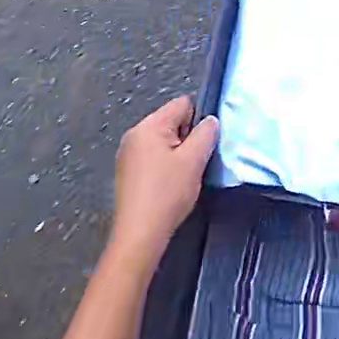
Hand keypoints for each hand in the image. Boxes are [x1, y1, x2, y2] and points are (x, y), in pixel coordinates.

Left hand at [108, 96, 217, 260]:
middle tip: (195, 161)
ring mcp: (128, 154)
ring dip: (178, 152)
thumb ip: (206, 134)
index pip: (182, 104)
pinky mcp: (127, 171)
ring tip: (184, 175)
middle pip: (172, 121)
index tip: (205, 143)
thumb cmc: (167, 194)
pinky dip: (165, 164)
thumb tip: (211, 120)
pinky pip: (153, 156)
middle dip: (188, 136)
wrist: (139, 234)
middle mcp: (134, 134)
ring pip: (164, 140)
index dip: (200, 119)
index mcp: (148, 126)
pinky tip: (170, 184)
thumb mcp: (193, 160)